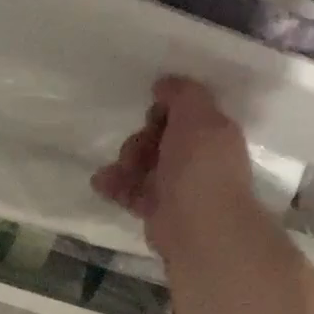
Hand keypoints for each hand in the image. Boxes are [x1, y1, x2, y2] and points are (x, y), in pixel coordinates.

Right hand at [91, 77, 258, 255]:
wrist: (198, 229)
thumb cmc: (201, 168)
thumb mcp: (197, 116)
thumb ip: (182, 94)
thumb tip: (165, 85)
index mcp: (212, 135)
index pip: (184, 113)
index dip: (164, 110)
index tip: (153, 113)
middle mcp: (197, 160)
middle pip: (158, 139)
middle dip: (141, 140)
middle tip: (138, 151)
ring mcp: (177, 187)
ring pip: (143, 165)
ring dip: (125, 163)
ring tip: (117, 172)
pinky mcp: (157, 211)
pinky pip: (131, 191)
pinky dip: (116, 186)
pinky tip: (101, 183)